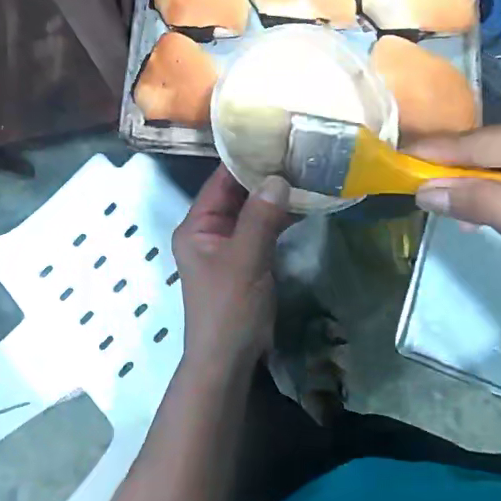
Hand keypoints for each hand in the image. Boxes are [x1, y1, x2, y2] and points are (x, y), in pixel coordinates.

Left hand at [171, 167, 293, 366]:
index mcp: (196, 227)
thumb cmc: (229, 308)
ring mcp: (227, 247)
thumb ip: (260, 218)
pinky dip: (278, 219)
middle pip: (235, 195)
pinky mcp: (245, 261)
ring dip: (274, 197)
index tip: (274, 140)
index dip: (244, 161)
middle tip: (297, 153)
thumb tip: (278, 178)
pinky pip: (261, 230)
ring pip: (251, 212)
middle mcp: (208, 232)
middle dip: (263, 177)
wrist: (227, 360)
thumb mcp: (245, 260)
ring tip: (305, 172)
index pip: (218, 183)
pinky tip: (303, 205)